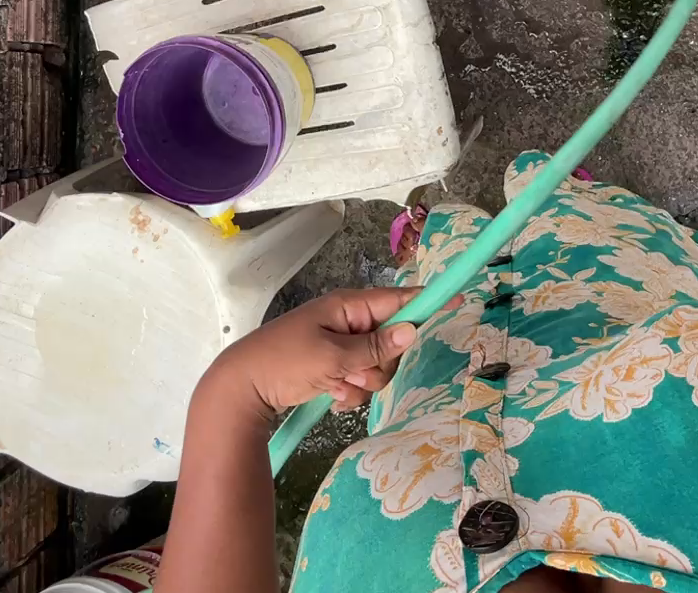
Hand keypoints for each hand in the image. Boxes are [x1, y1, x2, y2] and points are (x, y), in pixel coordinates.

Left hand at [203, 287, 436, 419]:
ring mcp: (339, 345)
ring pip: (376, 365)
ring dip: (362, 382)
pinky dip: (349, 391)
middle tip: (354, 374)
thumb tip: (412, 329)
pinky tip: (330, 397)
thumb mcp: (333, 357)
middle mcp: (348, 321)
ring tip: (335, 387)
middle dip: (379, 364)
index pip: (397, 300)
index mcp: (348, 306)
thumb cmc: (284, 362)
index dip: (426, 302)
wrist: (241, 389)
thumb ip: (375, 347)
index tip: (456, 299)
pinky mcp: (332, 367)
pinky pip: (359, 379)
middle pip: (390, 340)